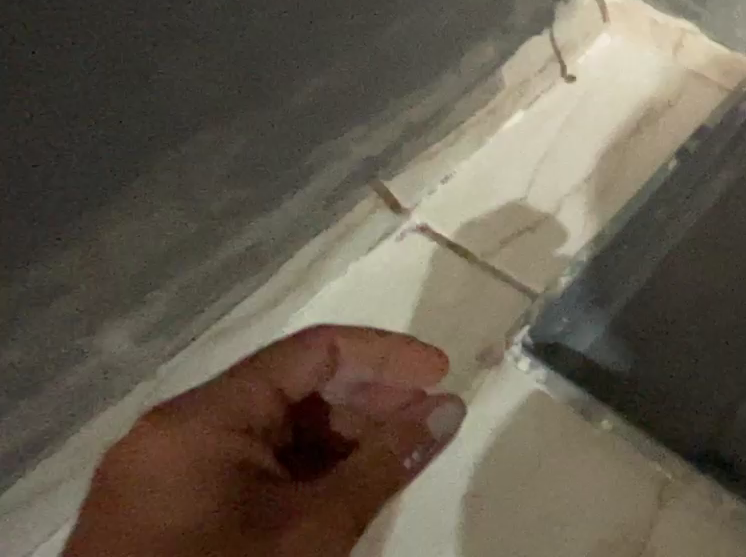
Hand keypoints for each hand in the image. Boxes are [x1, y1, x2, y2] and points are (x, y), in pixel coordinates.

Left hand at [65, 325, 466, 556]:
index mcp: (202, 418)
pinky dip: (310, 465)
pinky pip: (254, 461)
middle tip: (425, 420)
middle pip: (297, 384)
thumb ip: (390, 457)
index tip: (441, 378)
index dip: (388, 356)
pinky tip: (350, 484)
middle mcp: (177, 431)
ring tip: (397, 455)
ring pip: (280, 425)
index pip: (316, 350)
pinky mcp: (167, 510)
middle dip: (371, 398)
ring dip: (346, 434)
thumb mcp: (318, 524)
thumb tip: (450, 408)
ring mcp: (166, 473)